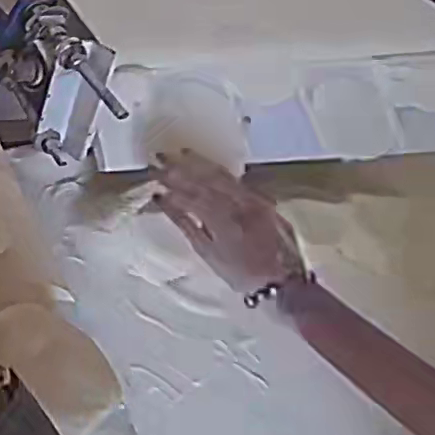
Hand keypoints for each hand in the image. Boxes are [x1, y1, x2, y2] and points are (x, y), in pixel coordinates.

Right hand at [148, 150, 306, 296]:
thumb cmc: (239, 272)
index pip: (187, 192)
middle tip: (159, 157)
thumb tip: (163, 199)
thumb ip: (184, 221)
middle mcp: (237, 203)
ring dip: (198, 163)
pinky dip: (218, 170)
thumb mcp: (206, 250)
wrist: (283, 282)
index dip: (168, 182)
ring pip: (221, 175)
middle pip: (203, 179)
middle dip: (178, 167)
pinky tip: (207, 165)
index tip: (152, 173)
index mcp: (220, 217)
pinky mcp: (262, 200)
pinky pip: (235, 180)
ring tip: (180, 153)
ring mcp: (252, 199)